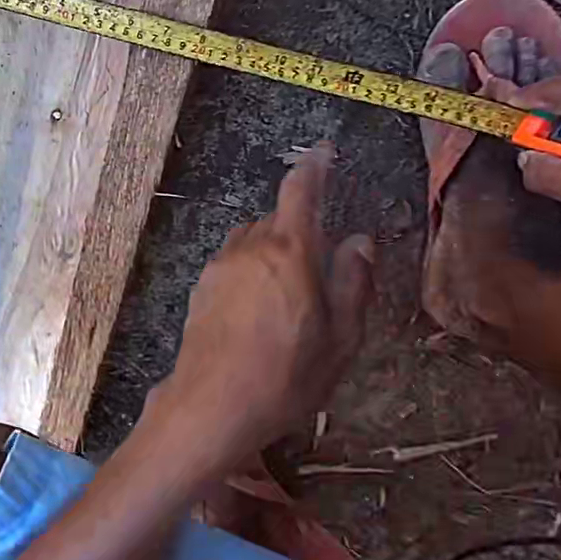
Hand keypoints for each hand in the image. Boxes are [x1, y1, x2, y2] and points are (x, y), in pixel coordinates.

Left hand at [150, 144, 373, 472]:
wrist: (212, 405)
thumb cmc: (286, 376)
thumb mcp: (340, 339)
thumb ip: (354, 283)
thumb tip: (359, 241)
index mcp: (289, 251)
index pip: (300, 191)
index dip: (314, 167)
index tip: (323, 154)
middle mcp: (248, 248)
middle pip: (276, 219)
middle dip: (299, 228)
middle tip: (318, 267)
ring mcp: (218, 267)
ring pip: (250, 239)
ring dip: (271, 248)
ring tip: (288, 293)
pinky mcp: (200, 287)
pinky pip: (232, 262)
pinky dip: (249, 268)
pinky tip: (257, 309)